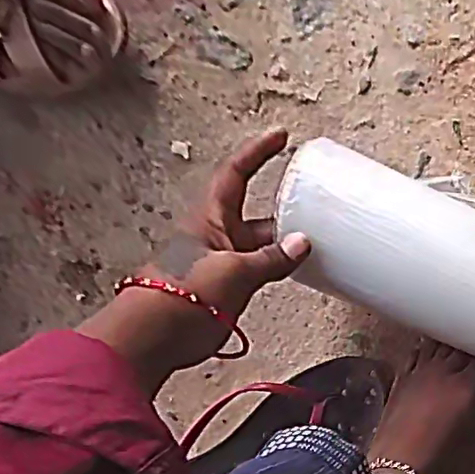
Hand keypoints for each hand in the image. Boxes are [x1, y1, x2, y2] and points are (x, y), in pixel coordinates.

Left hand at [146, 127, 311, 345]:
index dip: (258, 153)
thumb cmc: (183, 296)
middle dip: (285, 211)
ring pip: (264, 247)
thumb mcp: (234, 271)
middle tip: (313, 208)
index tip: (280, 138)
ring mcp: (226, 264)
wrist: (158, 335)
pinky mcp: (231, 290)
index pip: (237, 174)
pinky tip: (298, 271)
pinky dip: (281, 268)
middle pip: (259, 215)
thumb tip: (303, 243)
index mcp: (211, 218)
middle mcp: (219, 237)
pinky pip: (263, 271)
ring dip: (286, 245)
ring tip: (315, 243)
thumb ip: (271, 259)